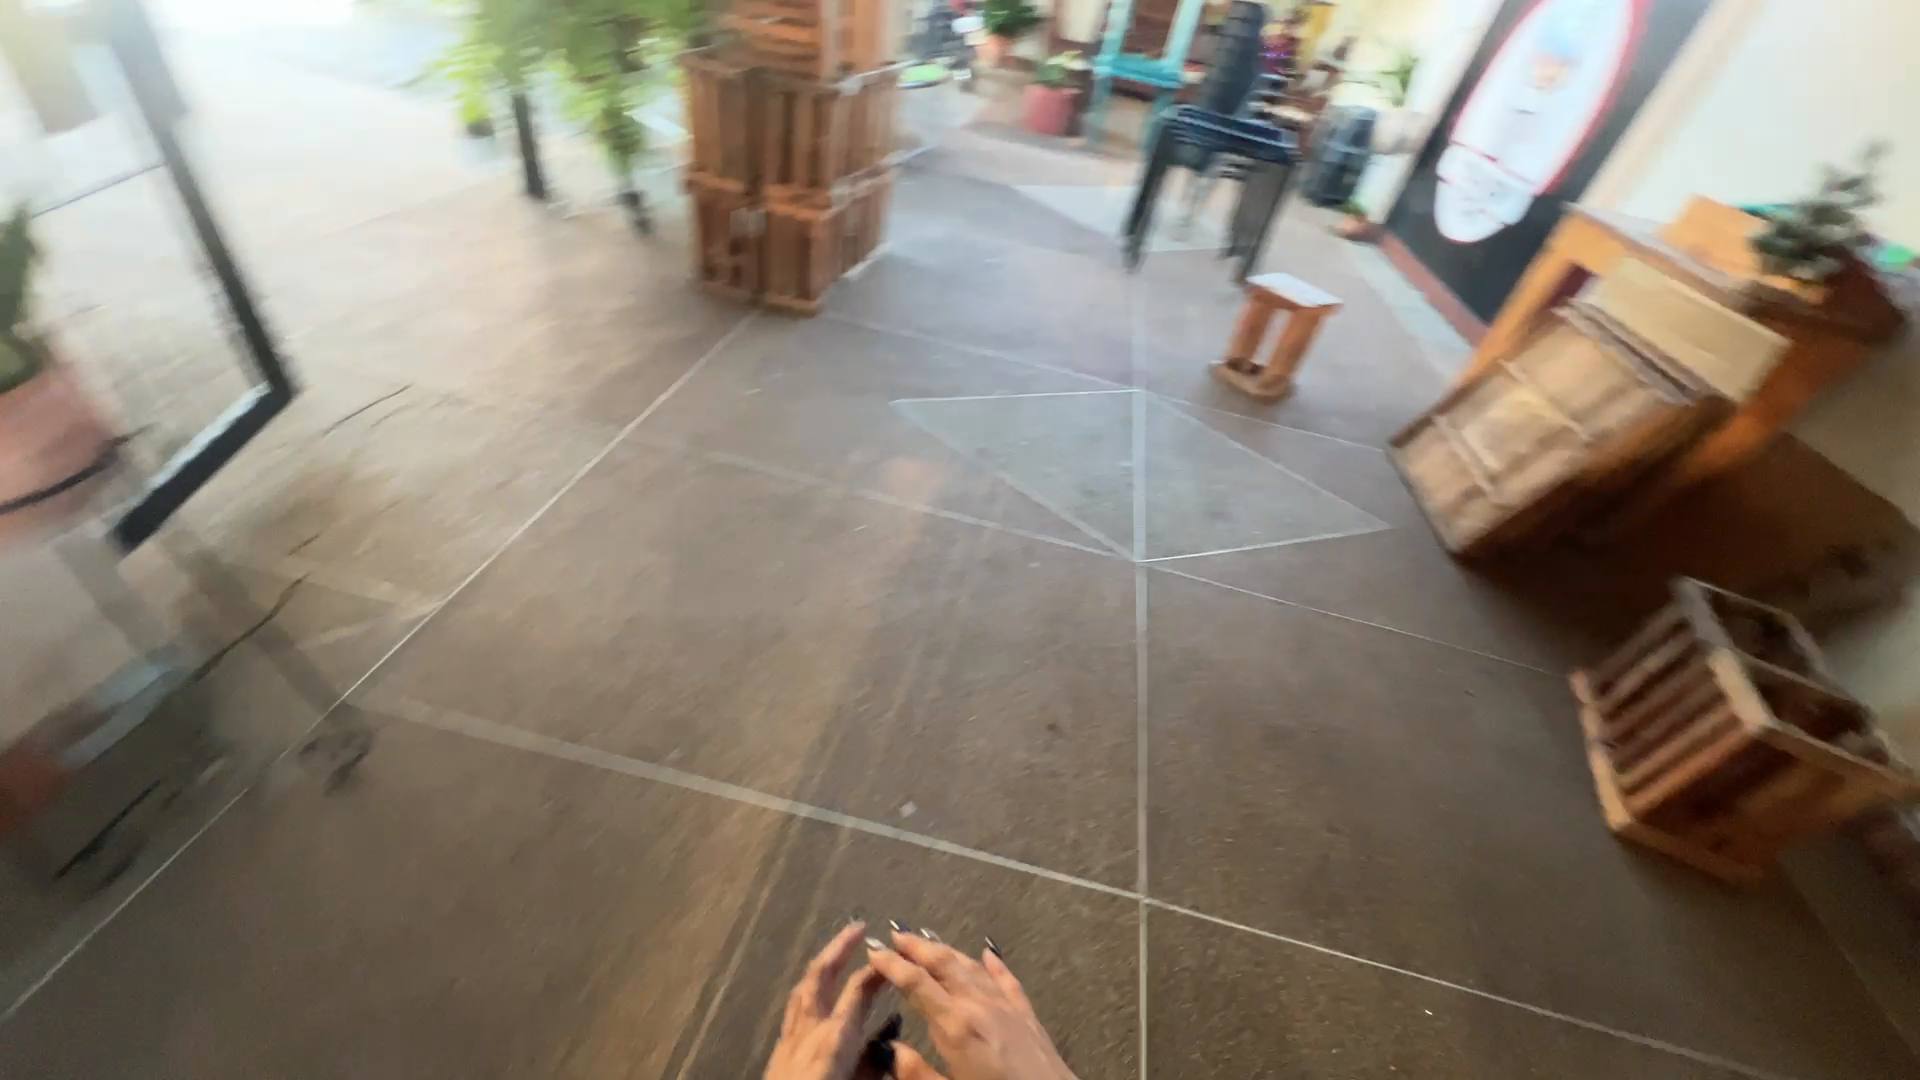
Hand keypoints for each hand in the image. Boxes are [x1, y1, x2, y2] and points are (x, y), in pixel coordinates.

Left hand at [764, 922, 888, 1079]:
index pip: (859, 990)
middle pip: (822, 974)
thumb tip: (886, 1044)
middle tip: (858, 928)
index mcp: (834, 1038)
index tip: (893, 956)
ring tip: (834, 952)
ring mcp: (789, 1038)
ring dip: (821, 964)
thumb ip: (872, 1066)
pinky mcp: (778, 1051)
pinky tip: (811, 995)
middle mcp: (809, 1029)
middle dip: (839, 947)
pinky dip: (807, 990)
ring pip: (803, 987)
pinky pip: (794, 1007)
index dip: (877, 970)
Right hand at [866, 931, 1076, 1079]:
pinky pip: (1006, 979)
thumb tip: (887, 1048)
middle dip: (916, 946)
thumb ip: (916, 1072)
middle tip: (895, 933)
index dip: (892, 965)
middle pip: (943, 963)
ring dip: (947, 949)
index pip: (916, 984)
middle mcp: (978, 1004)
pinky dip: (994, 963)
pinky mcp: (1026, 1014)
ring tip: (928, 939)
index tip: (875, 951)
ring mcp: (1005, 1005)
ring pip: (970, 965)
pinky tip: (988, 952)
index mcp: (955, 1025)